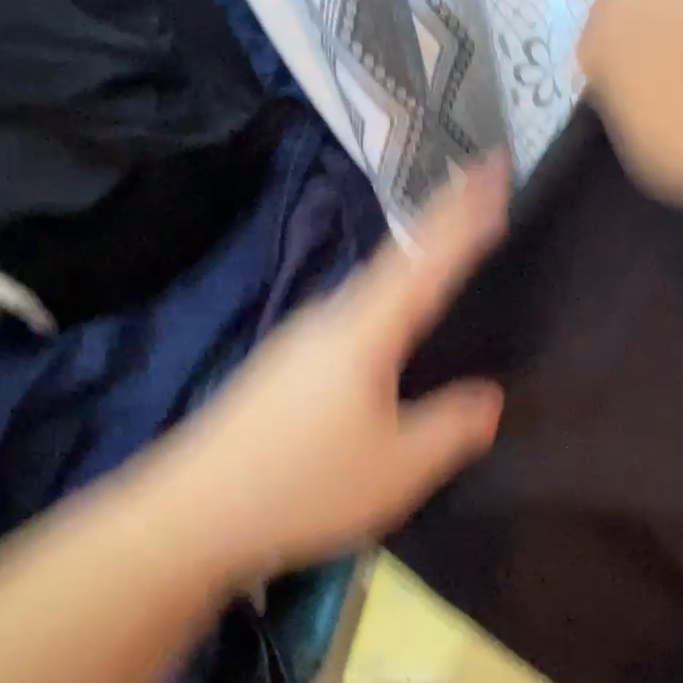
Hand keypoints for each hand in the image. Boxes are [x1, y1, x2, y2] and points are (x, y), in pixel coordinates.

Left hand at [144, 162, 507, 577]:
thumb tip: (489, 398)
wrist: (188, 517)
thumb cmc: (304, 485)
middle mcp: (328, 322)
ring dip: (416, 281)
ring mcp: (298, 345)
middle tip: (486, 210)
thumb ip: (453, 427)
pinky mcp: (282, 373)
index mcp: (364, 333)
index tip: (493, 165)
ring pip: (373, 302)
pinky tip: (397, 351)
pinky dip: (389, 321)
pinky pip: (354, 332)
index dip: (464, 212)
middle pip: (397, 268)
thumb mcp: (401, 467)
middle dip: (444, 235)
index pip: (427, 259)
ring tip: (453, 272)